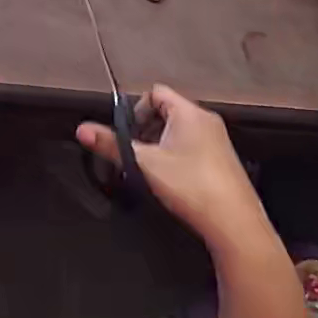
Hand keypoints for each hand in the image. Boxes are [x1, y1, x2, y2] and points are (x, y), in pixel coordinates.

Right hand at [76, 86, 270, 252]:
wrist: (234, 224)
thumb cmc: (191, 187)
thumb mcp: (144, 164)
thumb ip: (111, 145)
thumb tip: (82, 129)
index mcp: (189, 113)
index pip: (155, 92)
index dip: (136, 110)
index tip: (128, 135)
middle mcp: (206, 121)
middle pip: (166, 112)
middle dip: (146, 130)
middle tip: (136, 154)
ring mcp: (217, 141)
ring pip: (178, 131)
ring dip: (159, 146)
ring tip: (150, 170)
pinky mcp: (222, 161)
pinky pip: (192, 146)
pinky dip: (176, 157)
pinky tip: (171, 181)